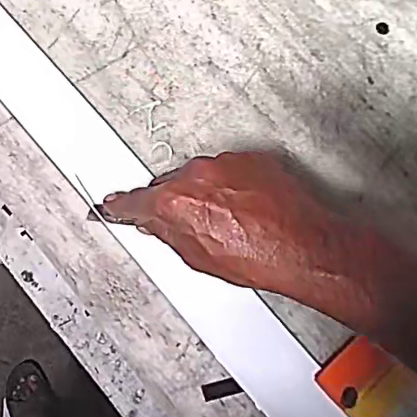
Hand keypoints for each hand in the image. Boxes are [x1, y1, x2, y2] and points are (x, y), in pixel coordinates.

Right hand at [100, 152, 416, 330]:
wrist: (304, 246)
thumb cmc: (259, 257)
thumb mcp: (199, 258)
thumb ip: (167, 235)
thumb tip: (155, 225)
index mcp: (176, 202)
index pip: (134, 201)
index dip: (120, 206)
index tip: (111, 206)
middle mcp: (197, 175)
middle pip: (168, 186)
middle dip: (171, 203)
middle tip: (185, 225)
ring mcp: (224, 163)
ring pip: (198, 177)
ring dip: (203, 195)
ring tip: (226, 223)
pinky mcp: (249, 158)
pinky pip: (226, 170)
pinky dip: (229, 186)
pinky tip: (243, 210)